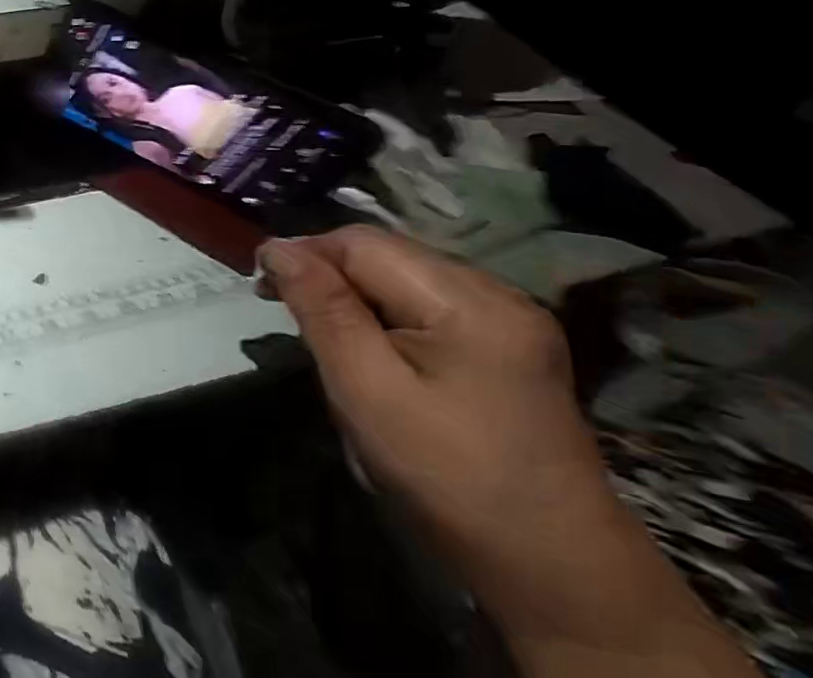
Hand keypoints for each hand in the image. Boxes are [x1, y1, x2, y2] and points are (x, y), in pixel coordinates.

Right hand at [257, 228, 757, 677]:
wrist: (552, 570)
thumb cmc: (445, 477)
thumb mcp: (366, 390)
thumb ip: (321, 309)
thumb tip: (276, 246)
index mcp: (467, 300)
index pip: (363, 243)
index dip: (305, 252)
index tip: (259, 285)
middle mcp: (496, 293)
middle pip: (388, 254)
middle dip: (327, 272)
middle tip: (280, 307)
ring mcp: (511, 319)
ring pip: (405, 277)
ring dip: (353, 293)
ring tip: (319, 330)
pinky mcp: (511, 345)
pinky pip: (429, 304)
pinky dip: (385, 313)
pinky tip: (370, 346)